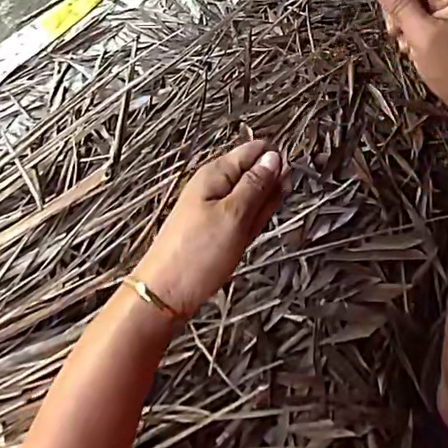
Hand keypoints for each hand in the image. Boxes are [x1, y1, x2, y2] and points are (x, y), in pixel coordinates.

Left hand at [132, 139, 287, 317]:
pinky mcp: (216, 226)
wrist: (165, 297)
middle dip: (267, 195)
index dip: (275, 164)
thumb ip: (256, 183)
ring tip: (245, 234)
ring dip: (258, 215)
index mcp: (216, 172)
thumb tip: (274, 157)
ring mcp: (215, 206)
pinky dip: (247, 230)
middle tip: (258, 216)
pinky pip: (242, 219)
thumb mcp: (234, 214)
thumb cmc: (194, 256)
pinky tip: (241, 242)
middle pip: (256, 174)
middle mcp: (215, 184)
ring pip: (252, 200)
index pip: (255, 150)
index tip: (283, 184)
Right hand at [372, 0, 447, 113]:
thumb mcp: (422, 36)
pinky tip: (413, 47)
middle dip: (396, 7)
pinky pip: (416, 16)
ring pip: (409, 2)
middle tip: (397, 31)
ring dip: (401, 22)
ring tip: (409, 44)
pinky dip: (408, 30)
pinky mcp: (445, 22)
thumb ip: (399, 5)